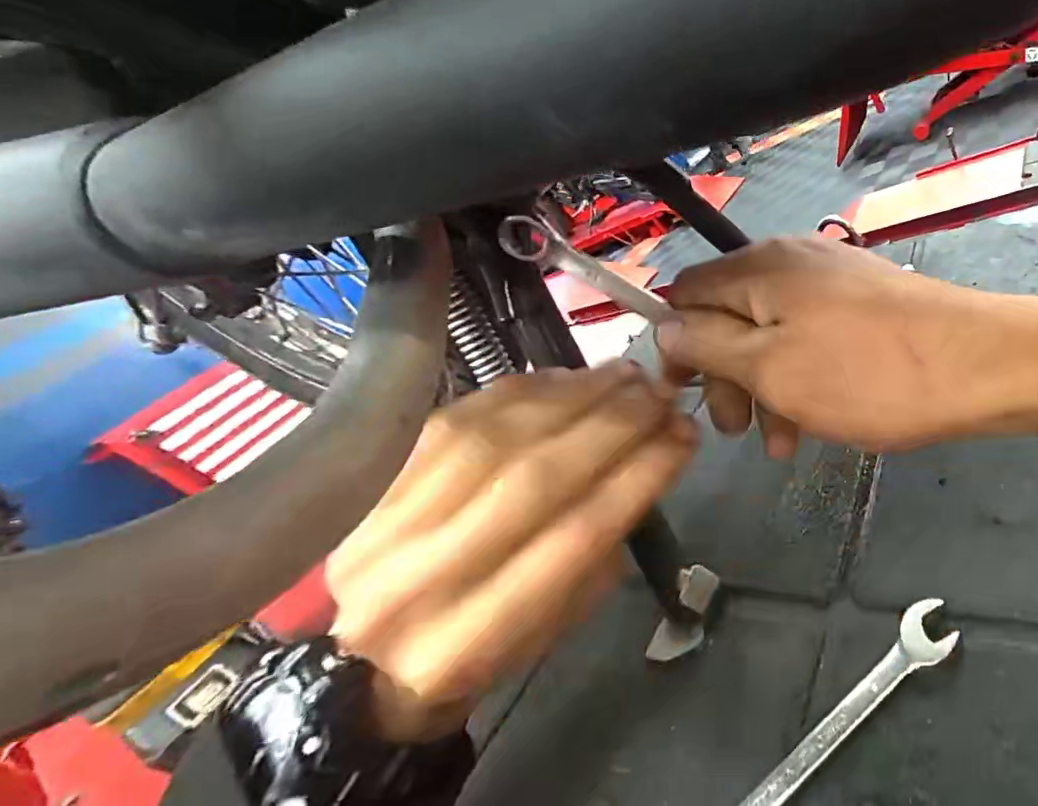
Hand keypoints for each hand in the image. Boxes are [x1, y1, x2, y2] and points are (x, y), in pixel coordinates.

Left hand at [325, 365, 695, 741]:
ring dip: (577, 396)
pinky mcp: (376, 478)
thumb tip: (649, 457)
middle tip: (662, 394)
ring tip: (626, 376)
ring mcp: (387, 522)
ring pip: (499, 437)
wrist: (352, 661)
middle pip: (537, 479)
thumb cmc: (473, 651)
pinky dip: (527, 389)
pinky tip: (571, 377)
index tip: (685, 435)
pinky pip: (464, 415)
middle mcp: (423, 578)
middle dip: (616, 426)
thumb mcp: (549, 629)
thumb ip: (598, 552)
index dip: (641, 475)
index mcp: (471, 638)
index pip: (577, 536)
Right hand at [655, 238, 1037, 455]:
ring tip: (784, 444)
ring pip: (773, 334)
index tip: (681, 397)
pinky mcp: (864, 302)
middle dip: (726, 376)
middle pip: (730, 316)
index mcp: (760, 267)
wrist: (982, 364)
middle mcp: (791, 261)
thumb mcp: (772, 368)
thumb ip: (708, 345)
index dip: (674, 345)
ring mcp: (832, 279)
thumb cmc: (867, 373)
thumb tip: (660, 324)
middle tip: (738, 431)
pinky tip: (816, 419)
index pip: (686, 293)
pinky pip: (812, 338)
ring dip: (766, 387)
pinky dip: (803, 377)